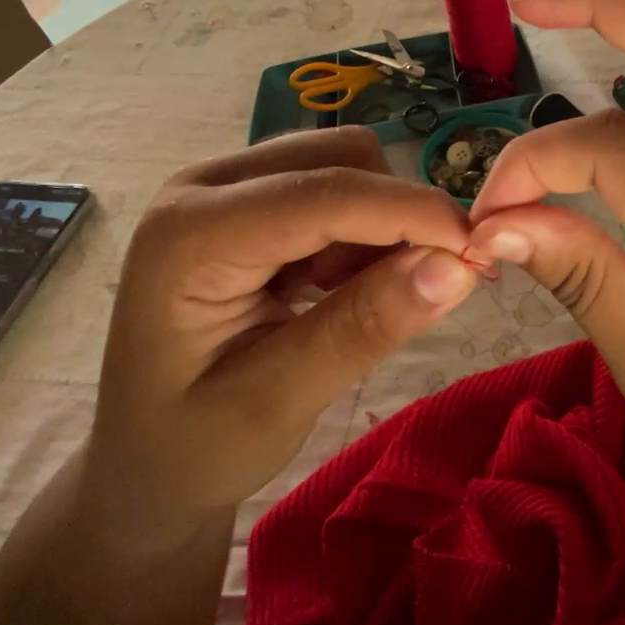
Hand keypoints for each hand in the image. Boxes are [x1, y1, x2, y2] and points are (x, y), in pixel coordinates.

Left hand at [87, 127, 477, 532]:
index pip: (323, 195)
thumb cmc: (194, 448)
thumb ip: (363, 328)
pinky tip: (343, 286)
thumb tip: (457, 267)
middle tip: (421, 287)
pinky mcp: (250, 199)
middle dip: (396, 215)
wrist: (144, 466)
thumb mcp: (278, 402)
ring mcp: (226, 188)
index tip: (479, 251)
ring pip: (346, 163)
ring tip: (364, 298)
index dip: (410, 212)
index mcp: (189, 236)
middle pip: (339, 158)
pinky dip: (365, 229)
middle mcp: (204, 188)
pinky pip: (336, 184)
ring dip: (382, 222)